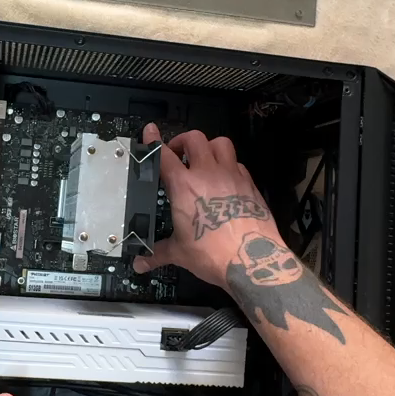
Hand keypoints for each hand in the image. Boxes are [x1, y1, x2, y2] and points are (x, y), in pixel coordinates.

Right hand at [132, 124, 277, 290]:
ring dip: (209, 146)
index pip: (164, 154)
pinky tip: (225, 179)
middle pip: (195, 138)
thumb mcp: (180, 253)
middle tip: (178, 153)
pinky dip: (229, 165)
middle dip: (183, 141)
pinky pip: (238, 163)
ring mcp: (232, 176)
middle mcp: (208, 174)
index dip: (153, 140)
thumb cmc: (214, 254)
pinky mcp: (250, 184)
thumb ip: (157, 253)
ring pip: (221, 143)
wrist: (253, 259)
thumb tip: (141, 263)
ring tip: (203, 159)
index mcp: (184, 186)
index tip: (150, 131)